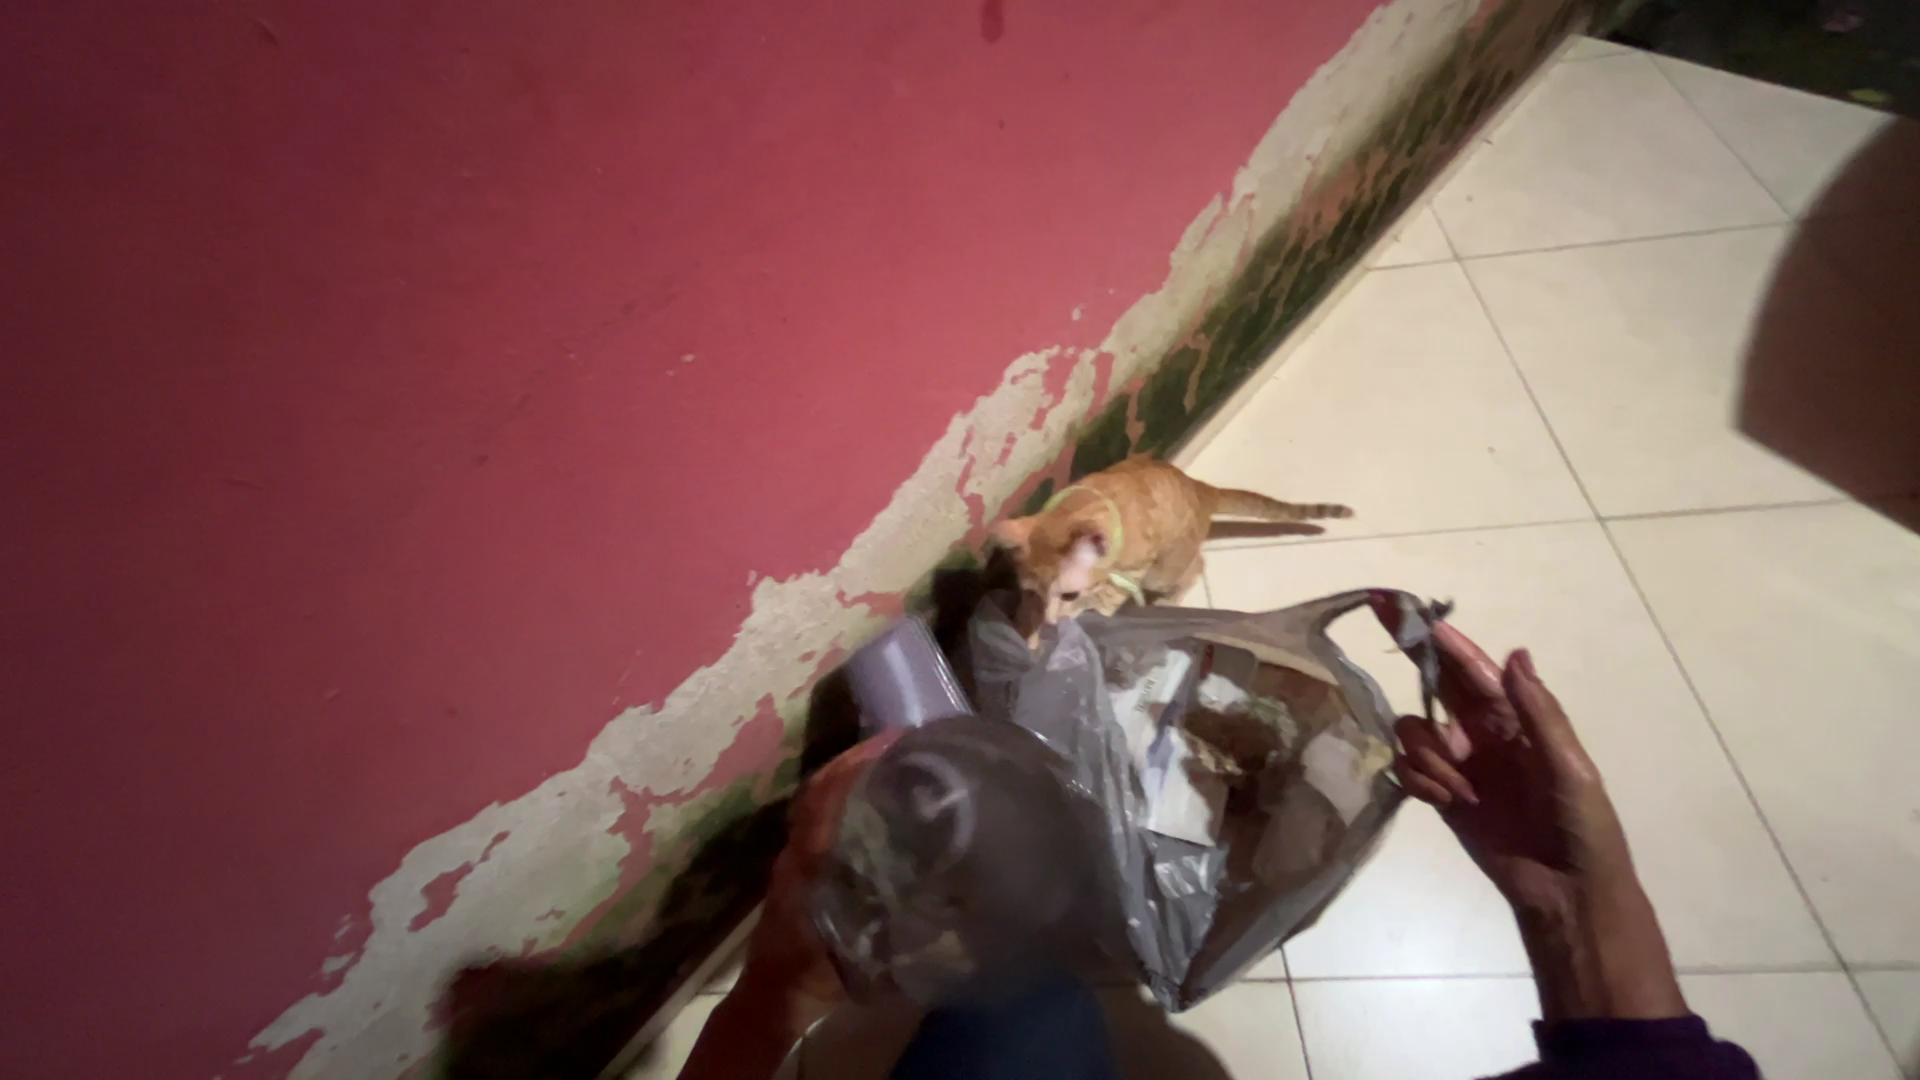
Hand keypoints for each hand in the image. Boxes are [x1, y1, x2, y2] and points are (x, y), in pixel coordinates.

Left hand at [738, 731, 902, 1010]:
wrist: (769, 999)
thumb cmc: (813, 977)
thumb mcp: (864, 958)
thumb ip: (905, 932)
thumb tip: (955, 904)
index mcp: (811, 859)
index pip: (829, 793)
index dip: (860, 761)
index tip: (895, 739)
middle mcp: (798, 846)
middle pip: (822, 785)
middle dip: (859, 758)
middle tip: (901, 745)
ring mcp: (792, 853)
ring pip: (818, 796)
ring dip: (850, 773)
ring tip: (890, 764)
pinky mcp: (795, 863)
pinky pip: (818, 814)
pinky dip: (843, 796)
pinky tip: (873, 803)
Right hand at [1374, 601, 1632, 916]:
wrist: (1565, 892)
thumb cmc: (1580, 826)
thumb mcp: (1569, 768)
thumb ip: (1539, 712)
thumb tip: (1516, 653)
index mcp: (1512, 720)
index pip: (1470, 668)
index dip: (1440, 638)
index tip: (1409, 610)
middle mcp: (1477, 732)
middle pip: (1432, 683)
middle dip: (1411, 654)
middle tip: (1378, 615)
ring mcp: (1454, 761)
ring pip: (1412, 731)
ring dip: (1428, 757)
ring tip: (1458, 789)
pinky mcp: (1436, 789)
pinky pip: (1406, 768)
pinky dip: (1421, 782)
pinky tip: (1448, 803)